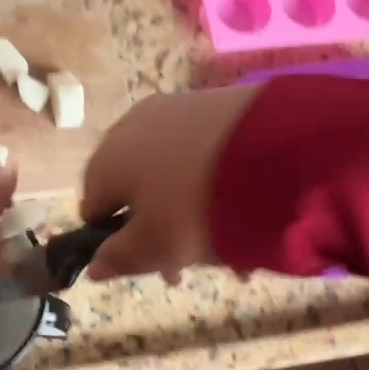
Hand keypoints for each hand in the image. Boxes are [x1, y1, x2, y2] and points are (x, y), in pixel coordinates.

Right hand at [80, 85, 262, 282]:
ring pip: (171, 172)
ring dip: (191, 208)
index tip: (150, 263)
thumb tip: (92, 267)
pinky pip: (201, 150)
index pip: (94, 209)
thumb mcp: (157, 245)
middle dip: (161, 228)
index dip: (116, 240)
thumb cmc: (196, 206)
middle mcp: (127, 130)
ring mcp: (170, 111)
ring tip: (232, 241)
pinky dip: (214, 179)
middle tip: (193, 260)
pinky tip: (247, 204)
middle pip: (135, 189)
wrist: (276, 149)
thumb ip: (121, 257)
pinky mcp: (211, 102)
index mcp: (105, 163)